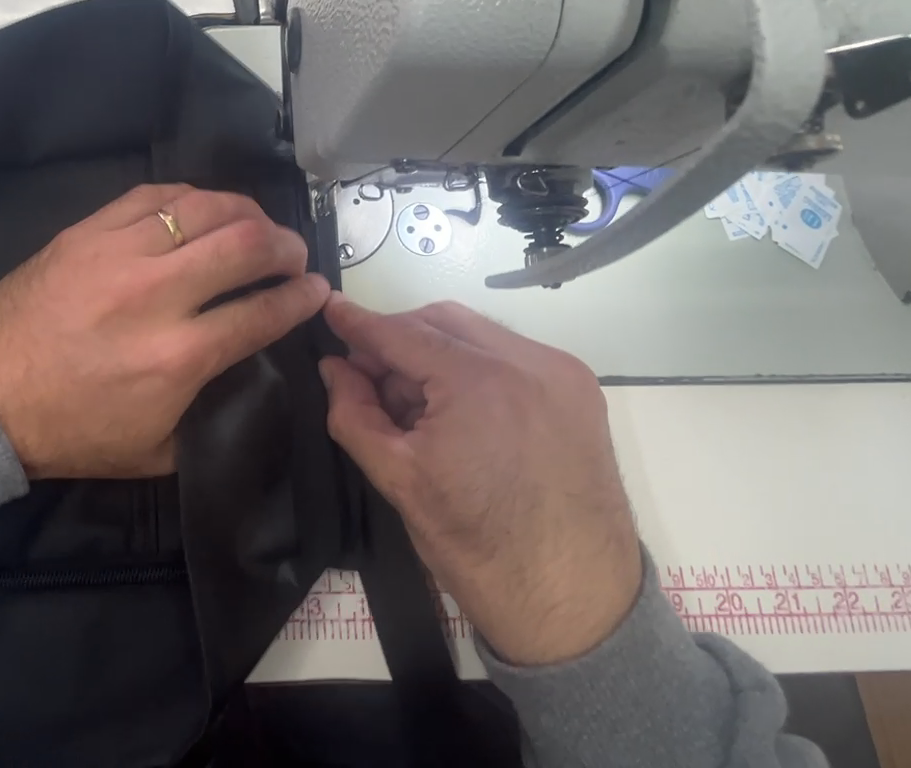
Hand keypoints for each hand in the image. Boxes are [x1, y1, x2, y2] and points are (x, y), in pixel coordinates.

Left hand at [0, 184, 328, 478]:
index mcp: (178, 357)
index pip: (262, 311)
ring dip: (244, 211)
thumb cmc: (71, 433)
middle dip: (284, 245)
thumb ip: (210, 407)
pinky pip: (151, 195)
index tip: (315, 290)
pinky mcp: (84, 233)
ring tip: (255, 224)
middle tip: (292, 253)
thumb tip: (243, 363)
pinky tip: (201, 208)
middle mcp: (155, 295)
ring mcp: (116, 254)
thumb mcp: (156, 449)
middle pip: (243, 245)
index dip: (301, 297)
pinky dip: (189, 197)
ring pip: (201, 207)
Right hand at [320, 296, 641, 664]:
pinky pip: (511, 356)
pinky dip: (474, 367)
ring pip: (478, 334)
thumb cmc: (475, 545)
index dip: (360, 322)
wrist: (572, 602)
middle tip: (366, 375)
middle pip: (442, 321)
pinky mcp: (581, 392)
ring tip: (414, 402)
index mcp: (480, 381)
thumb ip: (354, 412)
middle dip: (398, 338)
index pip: (403, 333)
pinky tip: (457, 410)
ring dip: (436, 352)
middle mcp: (528, 361)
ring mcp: (562, 373)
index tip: (329, 308)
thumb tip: (333, 367)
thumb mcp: (396, 477)